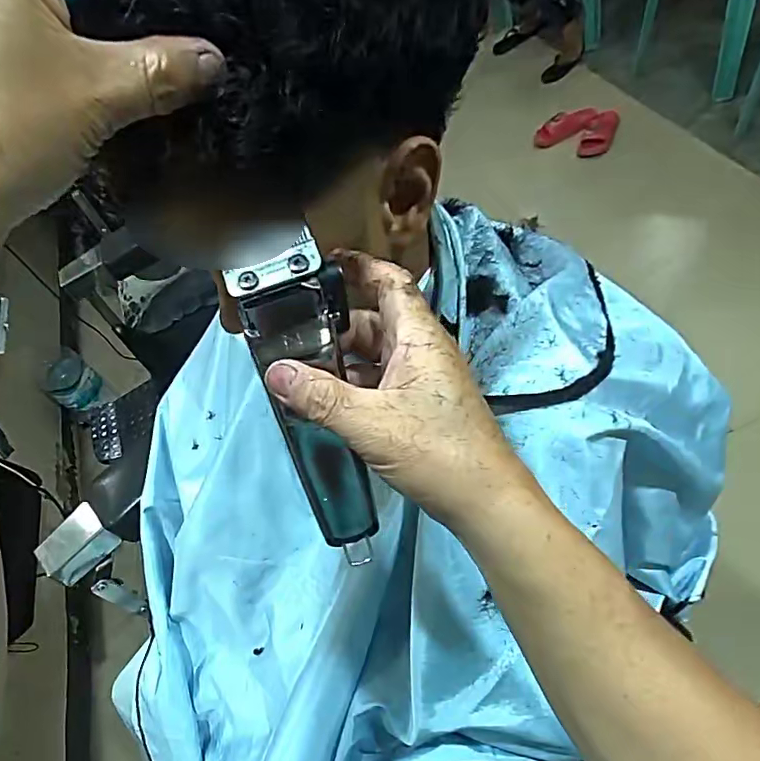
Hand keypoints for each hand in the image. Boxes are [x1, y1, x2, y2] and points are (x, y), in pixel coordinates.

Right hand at [264, 253, 539, 529]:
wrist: (484, 498)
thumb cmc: (438, 451)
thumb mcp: (370, 422)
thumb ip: (320, 398)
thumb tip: (275, 373)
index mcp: (419, 337)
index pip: (390, 282)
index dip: (359, 266)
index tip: (325, 262)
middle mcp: (425, 351)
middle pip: (376, 322)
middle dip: (337, 326)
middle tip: (295, 337)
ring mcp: (427, 380)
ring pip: (378, 357)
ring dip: (344, 362)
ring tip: (304, 373)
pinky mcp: (425, 407)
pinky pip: (385, 384)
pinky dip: (358, 387)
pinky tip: (332, 404)